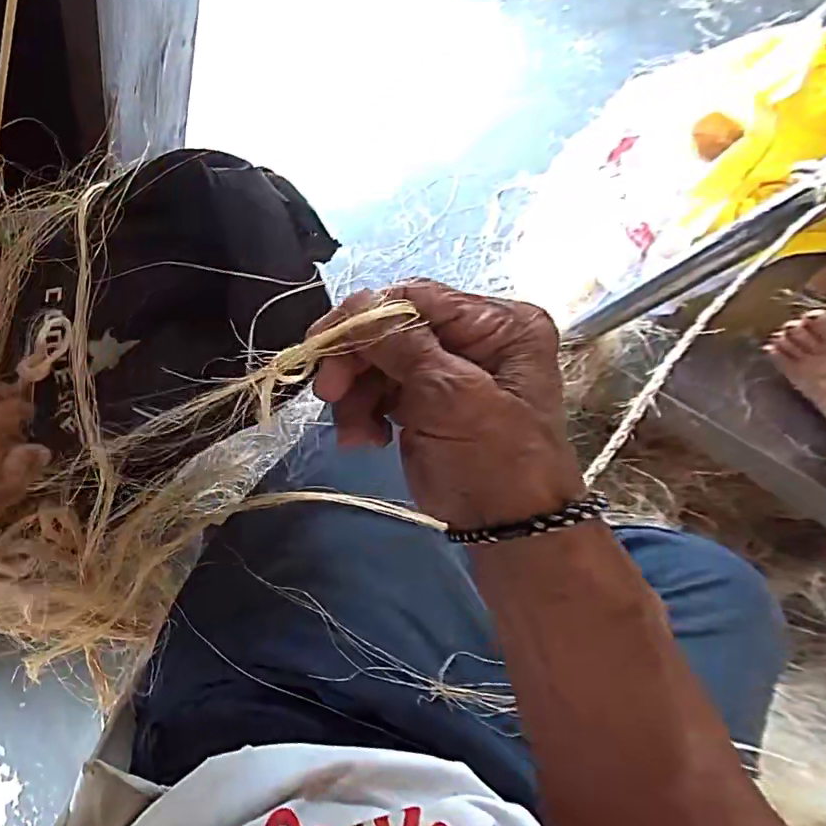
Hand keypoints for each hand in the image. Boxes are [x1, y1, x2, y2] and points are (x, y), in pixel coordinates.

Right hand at [310, 279, 585, 530]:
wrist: (505, 527)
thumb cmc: (494, 459)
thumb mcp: (450, 396)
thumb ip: (401, 345)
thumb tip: (356, 305)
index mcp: (495, 324)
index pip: (413, 297)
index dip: (361, 318)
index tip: (320, 347)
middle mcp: (470, 338)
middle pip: (385, 331)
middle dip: (353, 365)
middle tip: (329, 395)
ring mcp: (442, 370)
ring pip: (371, 363)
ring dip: (353, 397)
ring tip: (355, 433)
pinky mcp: (419, 399)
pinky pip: (372, 390)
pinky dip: (360, 413)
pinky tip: (366, 438)